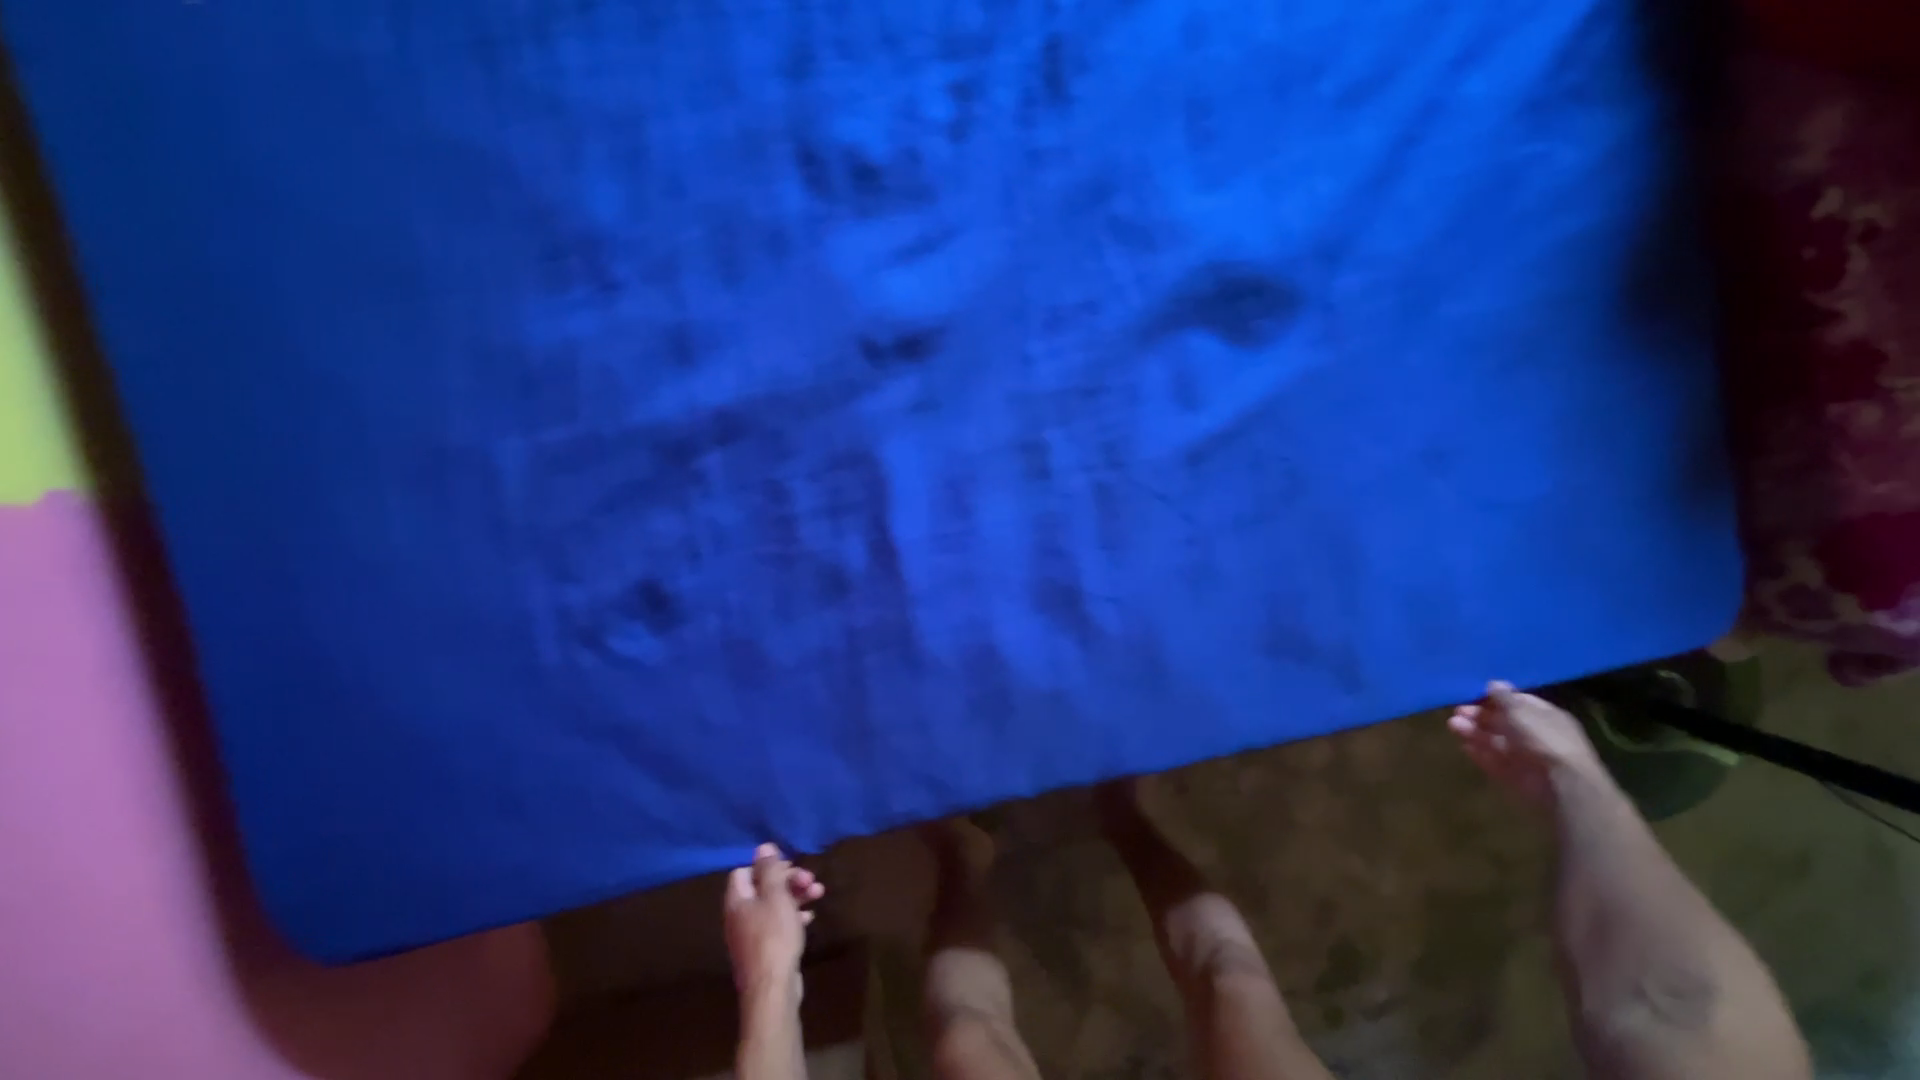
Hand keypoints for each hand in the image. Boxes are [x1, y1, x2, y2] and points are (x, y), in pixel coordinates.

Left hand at [724, 843, 825, 1001]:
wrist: (772, 989)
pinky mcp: (764, 950)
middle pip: (762, 888)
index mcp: (737, 901)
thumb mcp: (775, 897)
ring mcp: (750, 935)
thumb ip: (769, 870)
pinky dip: (792, 916)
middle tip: (811, 880)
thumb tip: (763, 846)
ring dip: (795, 896)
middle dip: (788, 880)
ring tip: (818, 894)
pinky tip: (809, 918)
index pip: (745, 871)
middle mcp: (739, 916)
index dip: (768, 865)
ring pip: (772, 906)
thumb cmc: (774, 936)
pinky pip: (777, 924)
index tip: (791, 866)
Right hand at [1449, 680, 1606, 808]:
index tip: (1472, 694)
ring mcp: (1525, 756)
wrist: (1560, 783)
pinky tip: (1464, 746)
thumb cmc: (1543, 738)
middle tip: (1458, 711)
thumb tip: (1493, 683)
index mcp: (1545, 716)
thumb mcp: (1521, 710)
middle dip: (1479, 715)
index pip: (1517, 703)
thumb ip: (1504, 697)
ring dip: (1474, 732)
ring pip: (1494, 740)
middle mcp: (1535, 735)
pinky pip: (1493, 760)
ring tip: (1452, 725)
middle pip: (1502, 722)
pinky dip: (1479, 753)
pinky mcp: (1514, 775)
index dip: (1494, 698)